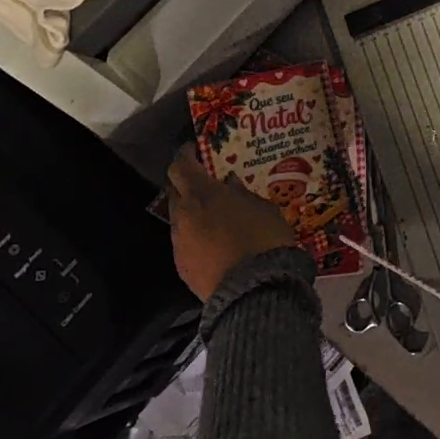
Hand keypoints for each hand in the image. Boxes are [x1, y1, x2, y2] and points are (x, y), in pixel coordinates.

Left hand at [167, 147, 296, 300]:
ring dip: (193, 211)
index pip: (180, 167)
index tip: (195, 149)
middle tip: (208, 181)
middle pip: (175, 191)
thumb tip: (229, 183)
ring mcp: (179, 243)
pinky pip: (185, 242)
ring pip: (180, 218)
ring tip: (216, 214)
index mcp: (203, 195)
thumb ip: (242, 193)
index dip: (185, 155)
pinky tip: (217, 241)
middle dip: (188, 183)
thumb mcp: (264, 208)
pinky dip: (197, 235)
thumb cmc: (264, 238)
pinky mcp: (182, 266)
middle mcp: (183, 216)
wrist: (254, 289)